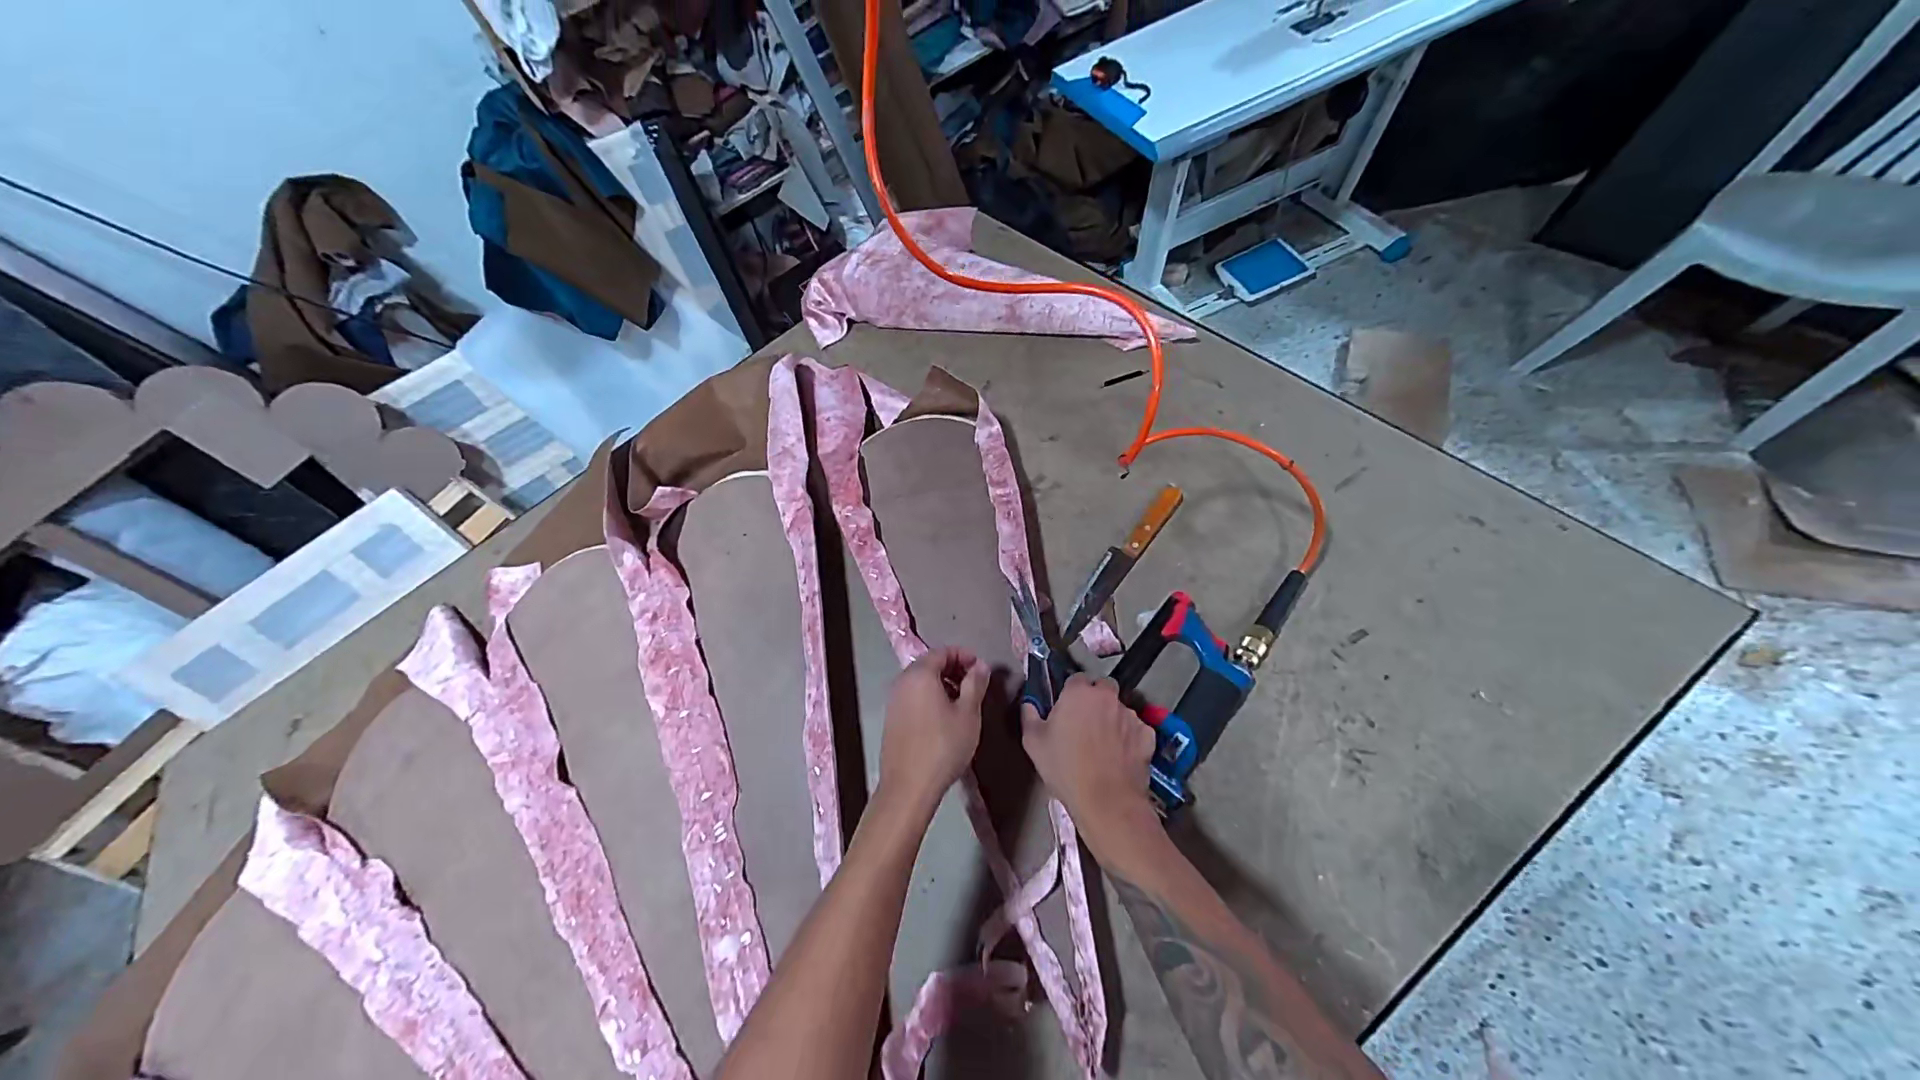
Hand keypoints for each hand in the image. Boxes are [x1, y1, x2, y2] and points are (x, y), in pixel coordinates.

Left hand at [878, 647, 988, 811]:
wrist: (909, 786)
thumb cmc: (943, 746)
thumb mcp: (969, 713)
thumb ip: (975, 684)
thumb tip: (980, 665)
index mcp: (920, 674)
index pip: (942, 651)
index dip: (964, 655)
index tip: (980, 668)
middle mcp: (902, 682)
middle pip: (929, 664)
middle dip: (953, 668)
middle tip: (974, 683)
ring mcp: (894, 700)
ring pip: (920, 681)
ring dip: (942, 683)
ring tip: (962, 701)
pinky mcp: (892, 718)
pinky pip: (913, 696)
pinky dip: (930, 697)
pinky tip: (944, 717)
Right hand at [1022, 674, 1157, 857]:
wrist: (1106, 801)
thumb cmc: (1065, 769)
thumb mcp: (1033, 742)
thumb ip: (1029, 714)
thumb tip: (1030, 703)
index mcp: (1079, 693)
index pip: (1076, 679)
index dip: (1070, 694)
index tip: (1066, 710)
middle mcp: (1108, 697)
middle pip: (1103, 688)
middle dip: (1096, 700)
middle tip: (1085, 724)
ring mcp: (1131, 716)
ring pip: (1120, 709)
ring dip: (1112, 719)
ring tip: (1104, 745)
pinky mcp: (1148, 735)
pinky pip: (1136, 730)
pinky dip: (1130, 738)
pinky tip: (1120, 756)